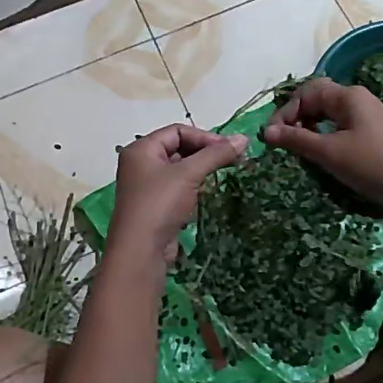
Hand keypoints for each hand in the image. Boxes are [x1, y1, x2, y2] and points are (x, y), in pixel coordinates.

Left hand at [108, 124, 247, 258]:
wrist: (141, 250)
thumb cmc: (160, 204)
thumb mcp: (188, 174)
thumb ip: (215, 154)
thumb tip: (243, 139)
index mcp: (141, 149)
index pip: (177, 131)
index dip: (204, 137)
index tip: (229, 149)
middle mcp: (139, 164)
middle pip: (177, 148)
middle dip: (204, 153)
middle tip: (231, 161)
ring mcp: (145, 187)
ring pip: (178, 170)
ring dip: (199, 171)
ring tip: (222, 175)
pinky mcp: (154, 207)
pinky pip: (176, 189)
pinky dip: (192, 188)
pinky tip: (205, 194)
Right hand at [262, 77, 382, 215]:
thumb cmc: (373, 164)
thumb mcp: (329, 152)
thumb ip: (296, 139)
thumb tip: (265, 132)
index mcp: (348, 96)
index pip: (305, 93)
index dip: (285, 112)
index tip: (271, 137)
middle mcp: (357, 101)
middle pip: (316, 100)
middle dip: (295, 118)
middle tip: (282, 142)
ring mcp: (366, 118)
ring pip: (327, 115)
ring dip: (307, 129)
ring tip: (297, 150)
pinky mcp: (372, 136)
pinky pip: (339, 129)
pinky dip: (323, 137)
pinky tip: (320, 155)